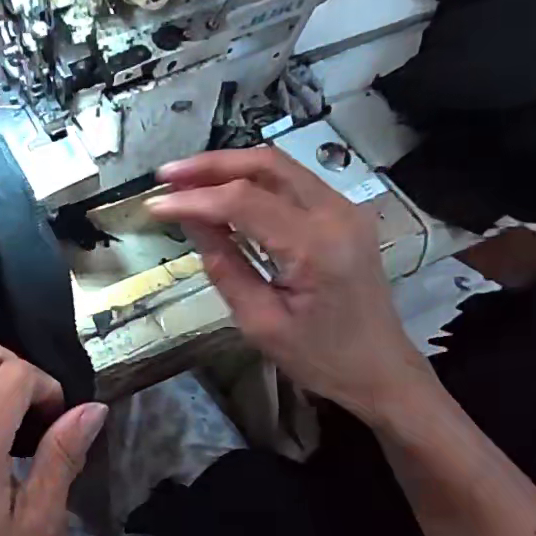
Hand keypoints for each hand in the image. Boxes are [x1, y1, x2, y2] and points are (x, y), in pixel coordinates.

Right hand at [148, 147, 435, 421]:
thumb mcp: (259, 321)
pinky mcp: (342, 214)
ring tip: (184, 179)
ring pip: (278, 166)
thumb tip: (190, 220)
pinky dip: (250, 180)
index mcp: (315, 246)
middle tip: (166, 175)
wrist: (381, 370)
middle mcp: (336, 214)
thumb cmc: (319, 357)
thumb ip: (224, 265)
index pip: (243, 202)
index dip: (193, 199)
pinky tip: (220, 192)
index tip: (155, 206)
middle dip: (210, 165)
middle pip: (265, 165)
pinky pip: (289, 182)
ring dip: (228, 167)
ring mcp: (344, 209)